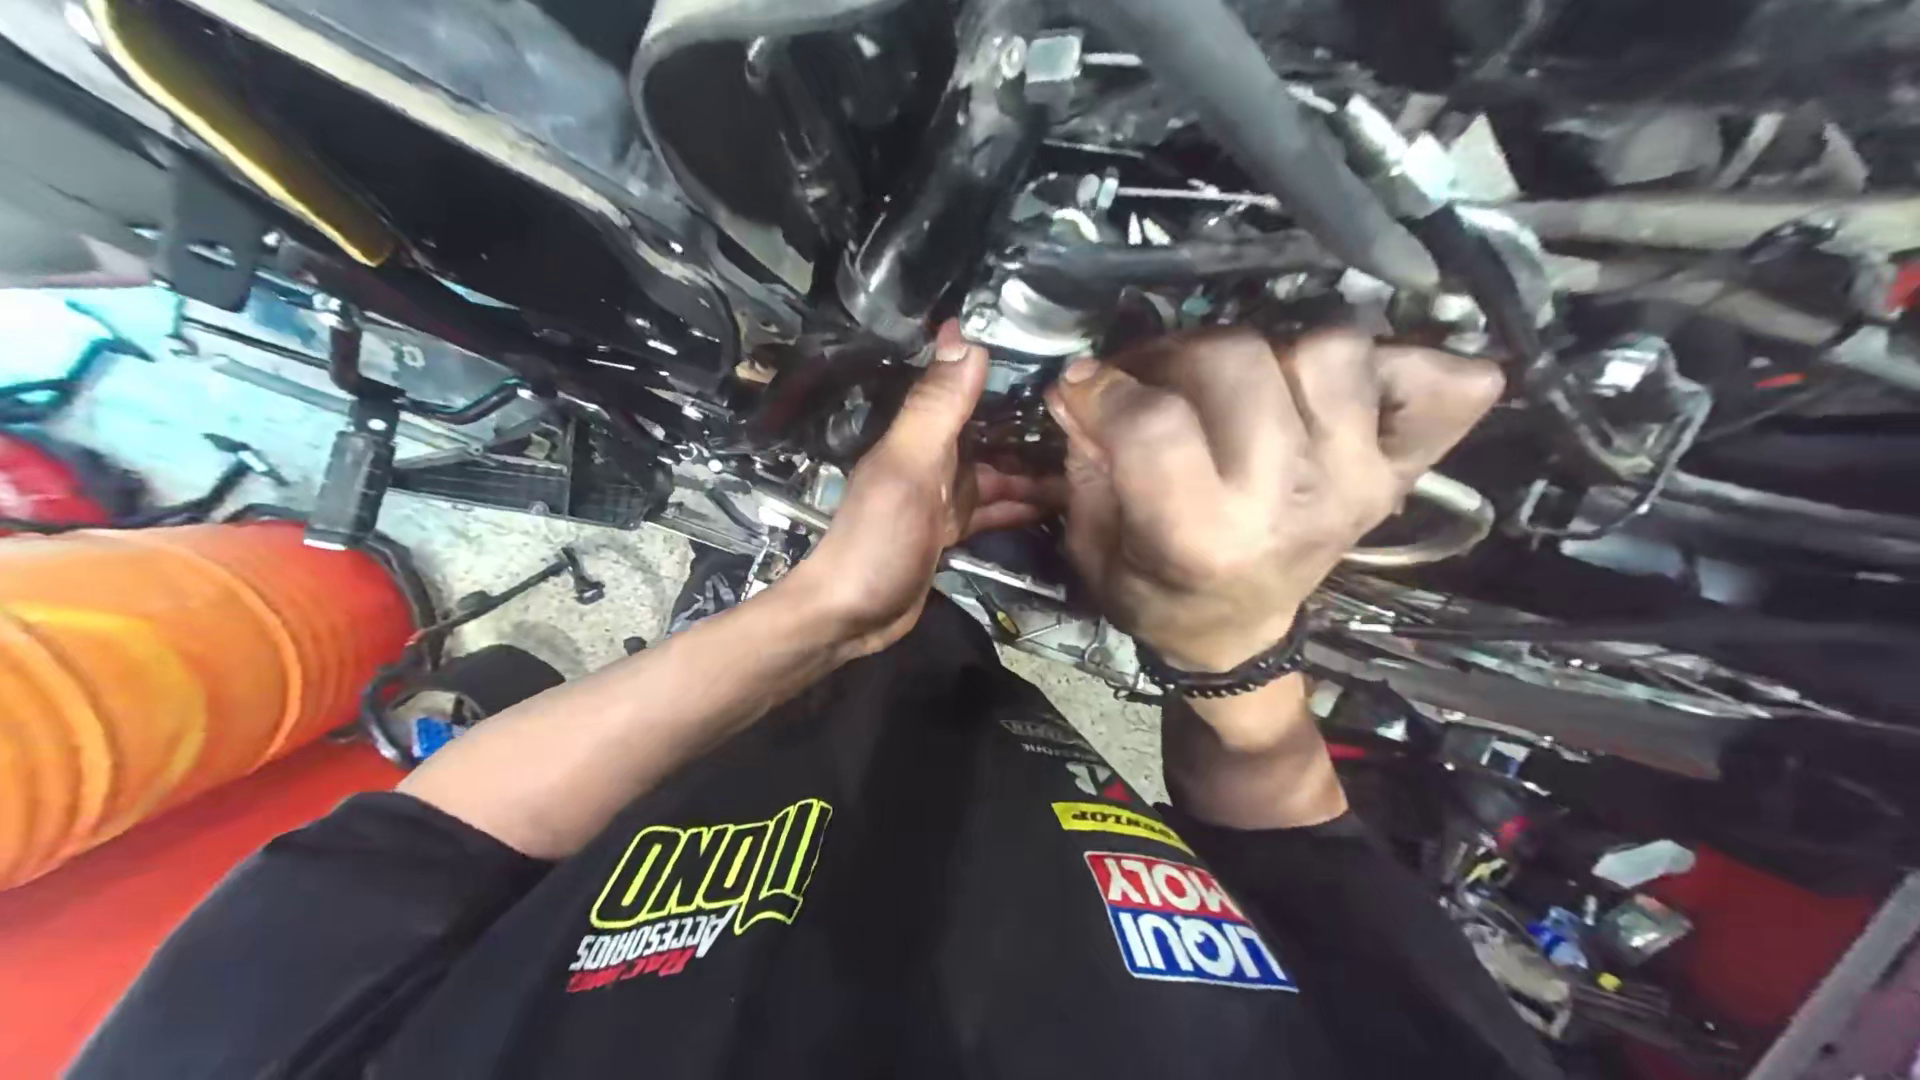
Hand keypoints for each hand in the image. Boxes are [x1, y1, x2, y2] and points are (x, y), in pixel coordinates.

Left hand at [786, 321, 1055, 656]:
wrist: (850, 615)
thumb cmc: (878, 540)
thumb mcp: (908, 469)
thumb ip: (936, 408)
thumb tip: (964, 335)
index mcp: (921, 437)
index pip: (970, 391)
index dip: (1010, 375)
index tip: (1061, 364)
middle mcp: (933, 462)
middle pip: (990, 435)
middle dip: (1032, 428)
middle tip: (1087, 425)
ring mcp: (942, 500)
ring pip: (996, 476)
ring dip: (1032, 473)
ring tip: (1083, 469)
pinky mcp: (949, 534)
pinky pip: (991, 511)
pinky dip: (1017, 509)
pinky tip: (1051, 508)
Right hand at [1044, 328, 1502, 673]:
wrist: (1236, 636)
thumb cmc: (1158, 599)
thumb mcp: (1096, 550)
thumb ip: (1085, 467)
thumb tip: (1078, 388)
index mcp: (1201, 538)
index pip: (1153, 423)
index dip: (1104, 387)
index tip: (1082, 384)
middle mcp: (1287, 500)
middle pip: (1234, 362)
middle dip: (1170, 358)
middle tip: (1149, 382)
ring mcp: (1354, 479)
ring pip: (1325, 348)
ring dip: (1262, 354)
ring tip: (1229, 388)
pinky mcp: (1394, 471)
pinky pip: (1436, 382)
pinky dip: (1395, 364)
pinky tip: (1330, 388)